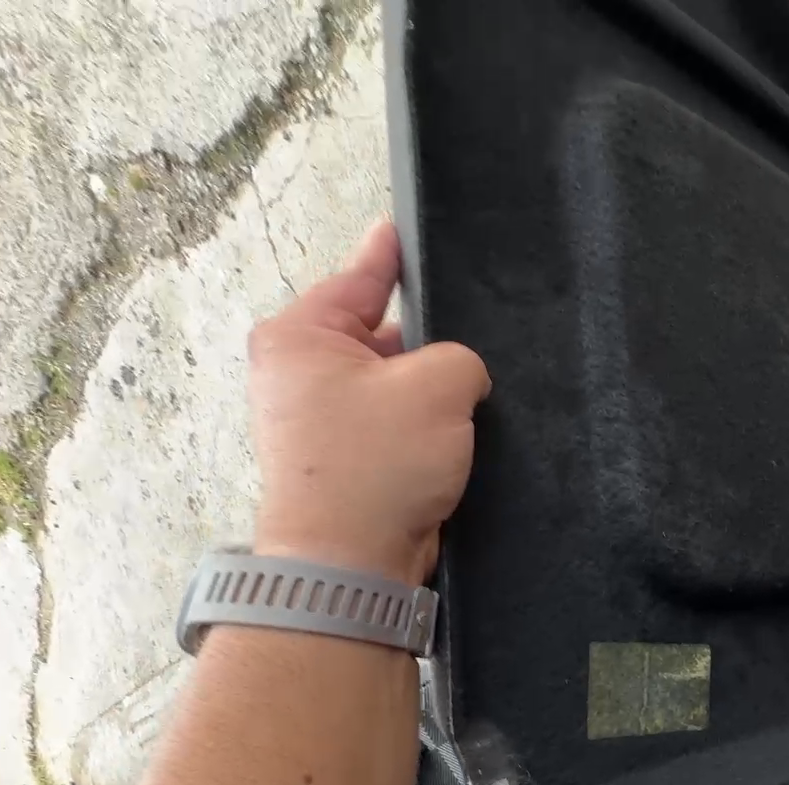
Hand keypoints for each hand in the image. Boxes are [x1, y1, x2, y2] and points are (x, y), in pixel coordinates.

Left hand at [247, 223, 490, 584]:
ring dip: (437, 387)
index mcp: (303, 338)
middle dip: (431, 338)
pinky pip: (402, 422)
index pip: (358, 281)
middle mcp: (304, 373)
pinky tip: (471, 424)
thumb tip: (459, 377)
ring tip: (486, 383)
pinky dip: (432, 421)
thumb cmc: (382, 457)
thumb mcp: (437, 385)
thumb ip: (461, 359)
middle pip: (383, 336)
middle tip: (482, 329)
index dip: (388, 255)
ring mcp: (326, 420)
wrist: (354, 552)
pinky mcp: (354, 458)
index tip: (402, 228)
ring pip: (398, 384)